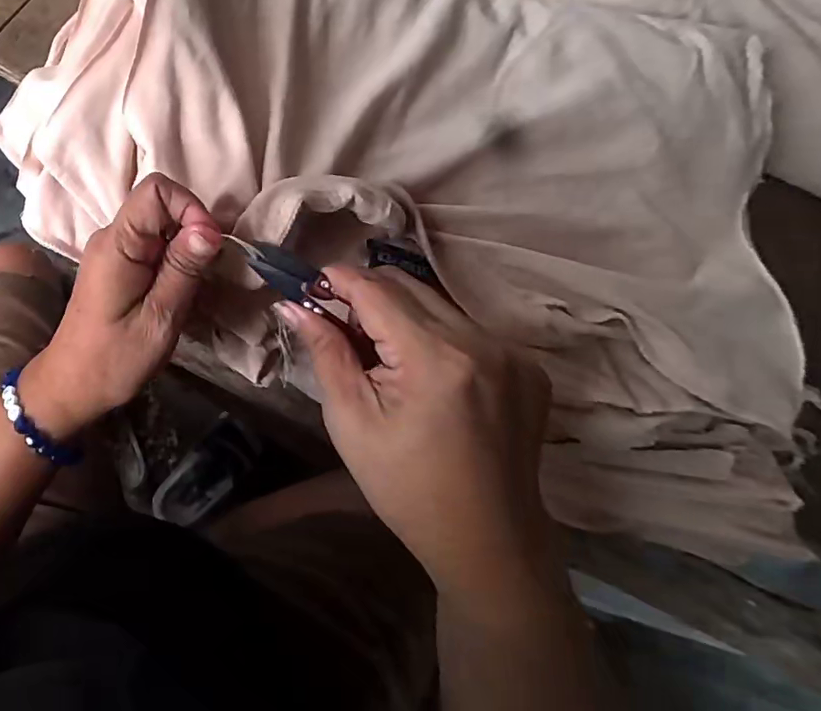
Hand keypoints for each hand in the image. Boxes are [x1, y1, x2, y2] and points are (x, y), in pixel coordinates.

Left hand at [18, 173, 222, 434]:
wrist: (72, 385)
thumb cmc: (114, 360)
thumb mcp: (159, 320)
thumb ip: (183, 270)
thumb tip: (210, 228)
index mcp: (117, 244)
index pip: (156, 189)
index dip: (190, 207)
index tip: (209, 246)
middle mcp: (111, 236)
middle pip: (160, 203)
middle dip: (193, 229)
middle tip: (206, 271)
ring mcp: (113, 249)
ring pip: (159, 223)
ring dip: (186, 246)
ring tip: (194, 284)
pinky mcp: (118, 263)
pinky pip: (152, 243)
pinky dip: (174, 258)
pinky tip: (179, 289)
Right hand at [276, 265, 554, 595]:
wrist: (486, 542)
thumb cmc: (404, 485)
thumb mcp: (350, 419)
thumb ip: (326, 352)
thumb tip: (292, 305)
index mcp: (434, 358)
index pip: (375, 289)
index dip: (337, 279)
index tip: (309, 285)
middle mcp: (480, 342)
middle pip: (406, 285)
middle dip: (364, 291)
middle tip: (336, 320)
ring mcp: (512, 353)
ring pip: (436, 300)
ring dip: (399, 309)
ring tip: (377, 348)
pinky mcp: (528, 366)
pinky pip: (465, 324)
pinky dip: (433, 329)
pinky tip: (420, 367)